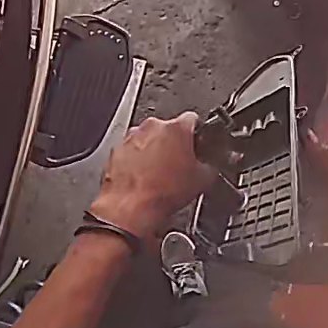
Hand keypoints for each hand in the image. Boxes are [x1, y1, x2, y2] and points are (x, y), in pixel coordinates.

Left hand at [88, 112, 214, 238]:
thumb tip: (209, 167)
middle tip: (179, 165)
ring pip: (148, 139)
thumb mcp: (202, 180)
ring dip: (154, 151)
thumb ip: (209, 165)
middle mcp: (152, 127)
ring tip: (160, 175)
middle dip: (174, 144)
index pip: (193, 119)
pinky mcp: (117, 150)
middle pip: (168, 129)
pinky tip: (144, 179)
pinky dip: (137, 161)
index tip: (197, 144)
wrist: (131, 208)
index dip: (197, 133)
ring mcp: (132, 137)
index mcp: (177, 128)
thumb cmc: (161, 193)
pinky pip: (131, 151)